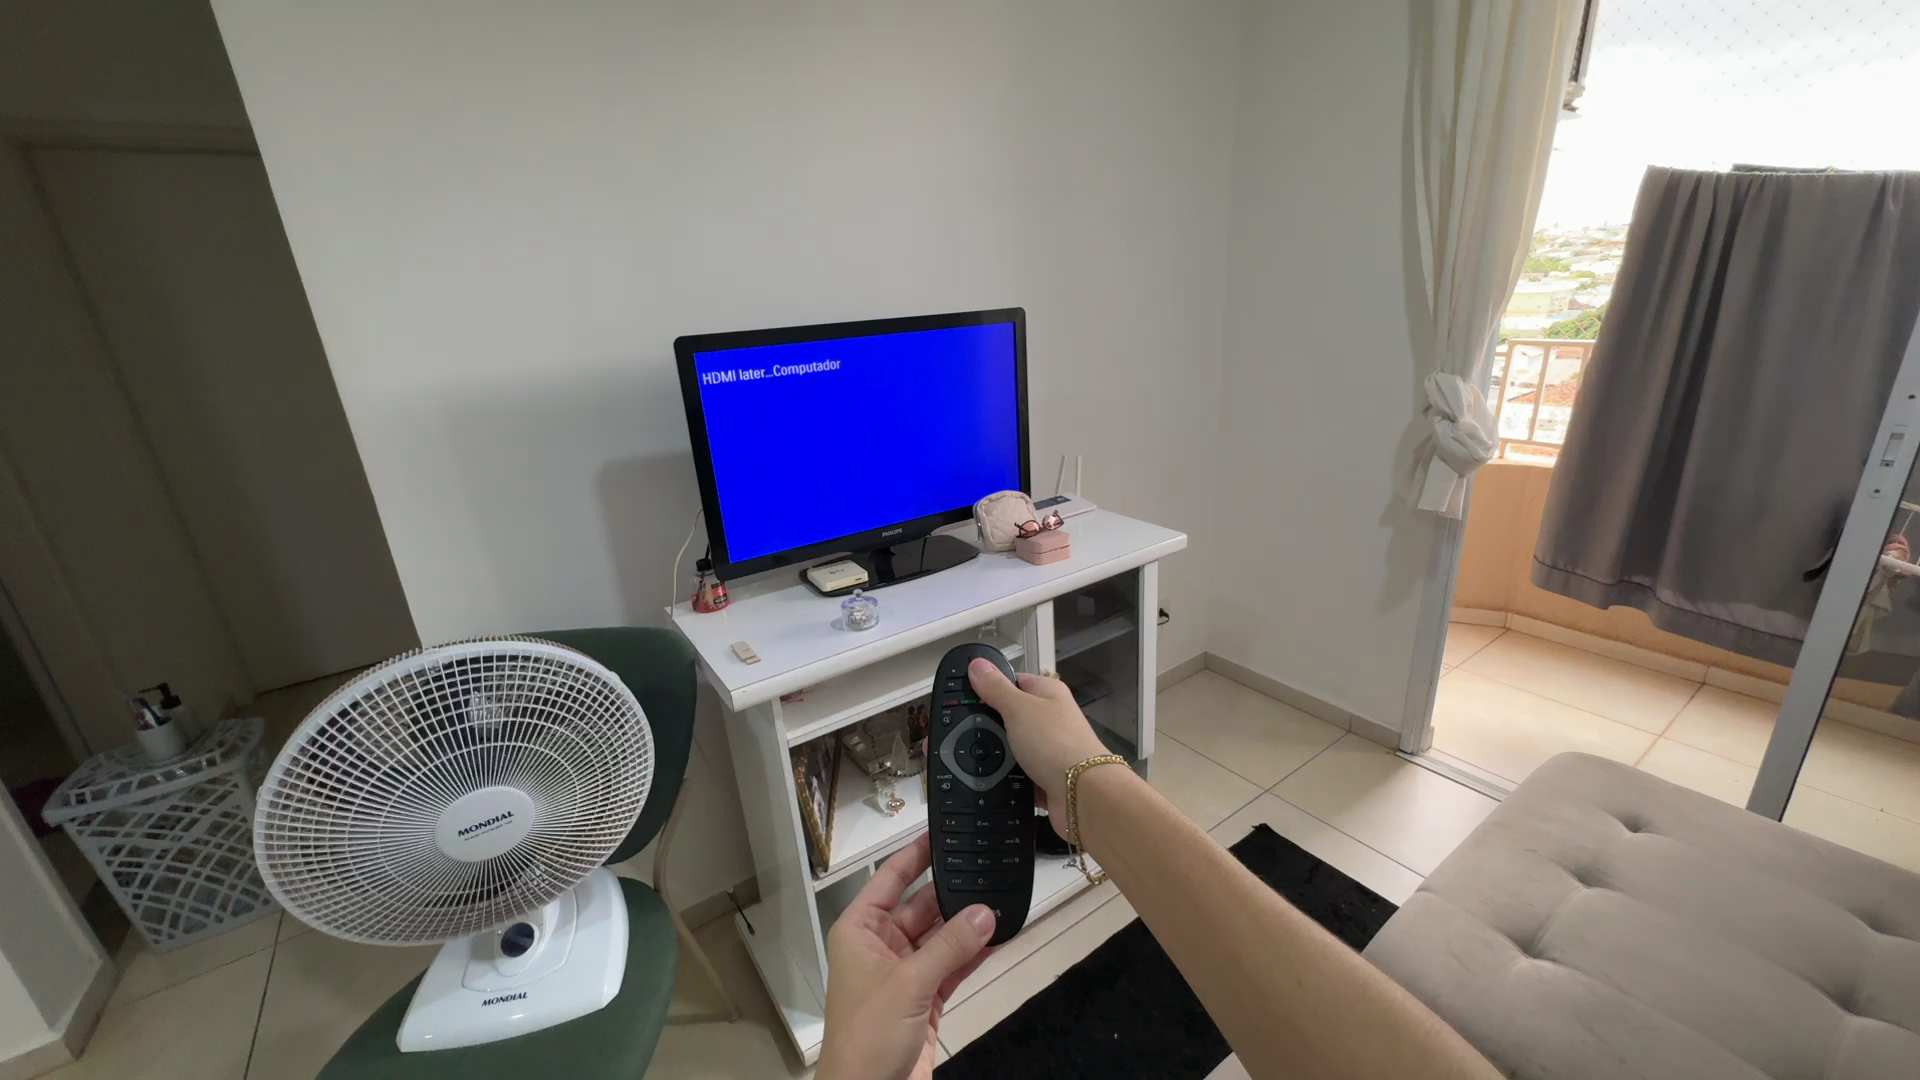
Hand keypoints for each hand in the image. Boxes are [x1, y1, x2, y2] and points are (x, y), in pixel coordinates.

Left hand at [817, 835, 995, 1079]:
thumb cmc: (869, 1033)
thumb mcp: (909, 983)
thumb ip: (950, 945)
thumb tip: (987, 912)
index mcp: (861, 929)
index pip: (890, 877)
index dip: (915, 853)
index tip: (943, 830)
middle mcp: (881, 944)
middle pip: (921, 905)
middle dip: (952, 892)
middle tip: (987, 867)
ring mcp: (904, 972)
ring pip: (940, 936)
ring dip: (967, 924)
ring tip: (1001, 898)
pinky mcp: (925, 999)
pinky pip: (952, 966)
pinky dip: (973, 954)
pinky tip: (1000, 936)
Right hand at [966, 658, 1110, 810]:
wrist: (1083, 795)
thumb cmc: (1058, 743)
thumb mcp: (1018, 708)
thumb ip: (995, 688)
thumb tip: (978, 665)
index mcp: (1048, 692)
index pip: (1013, 681)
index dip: (989, 687)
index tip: (966, 696)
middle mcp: (1050, 718)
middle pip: (1010, 715)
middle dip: (992, 726)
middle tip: (972, 731)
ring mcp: (1048, 748)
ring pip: (1012, 746)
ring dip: (999, 754)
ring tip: (983, 758)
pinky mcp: (1045, 775)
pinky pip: (1017, 772)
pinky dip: (1007, 776)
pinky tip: (996, 779)